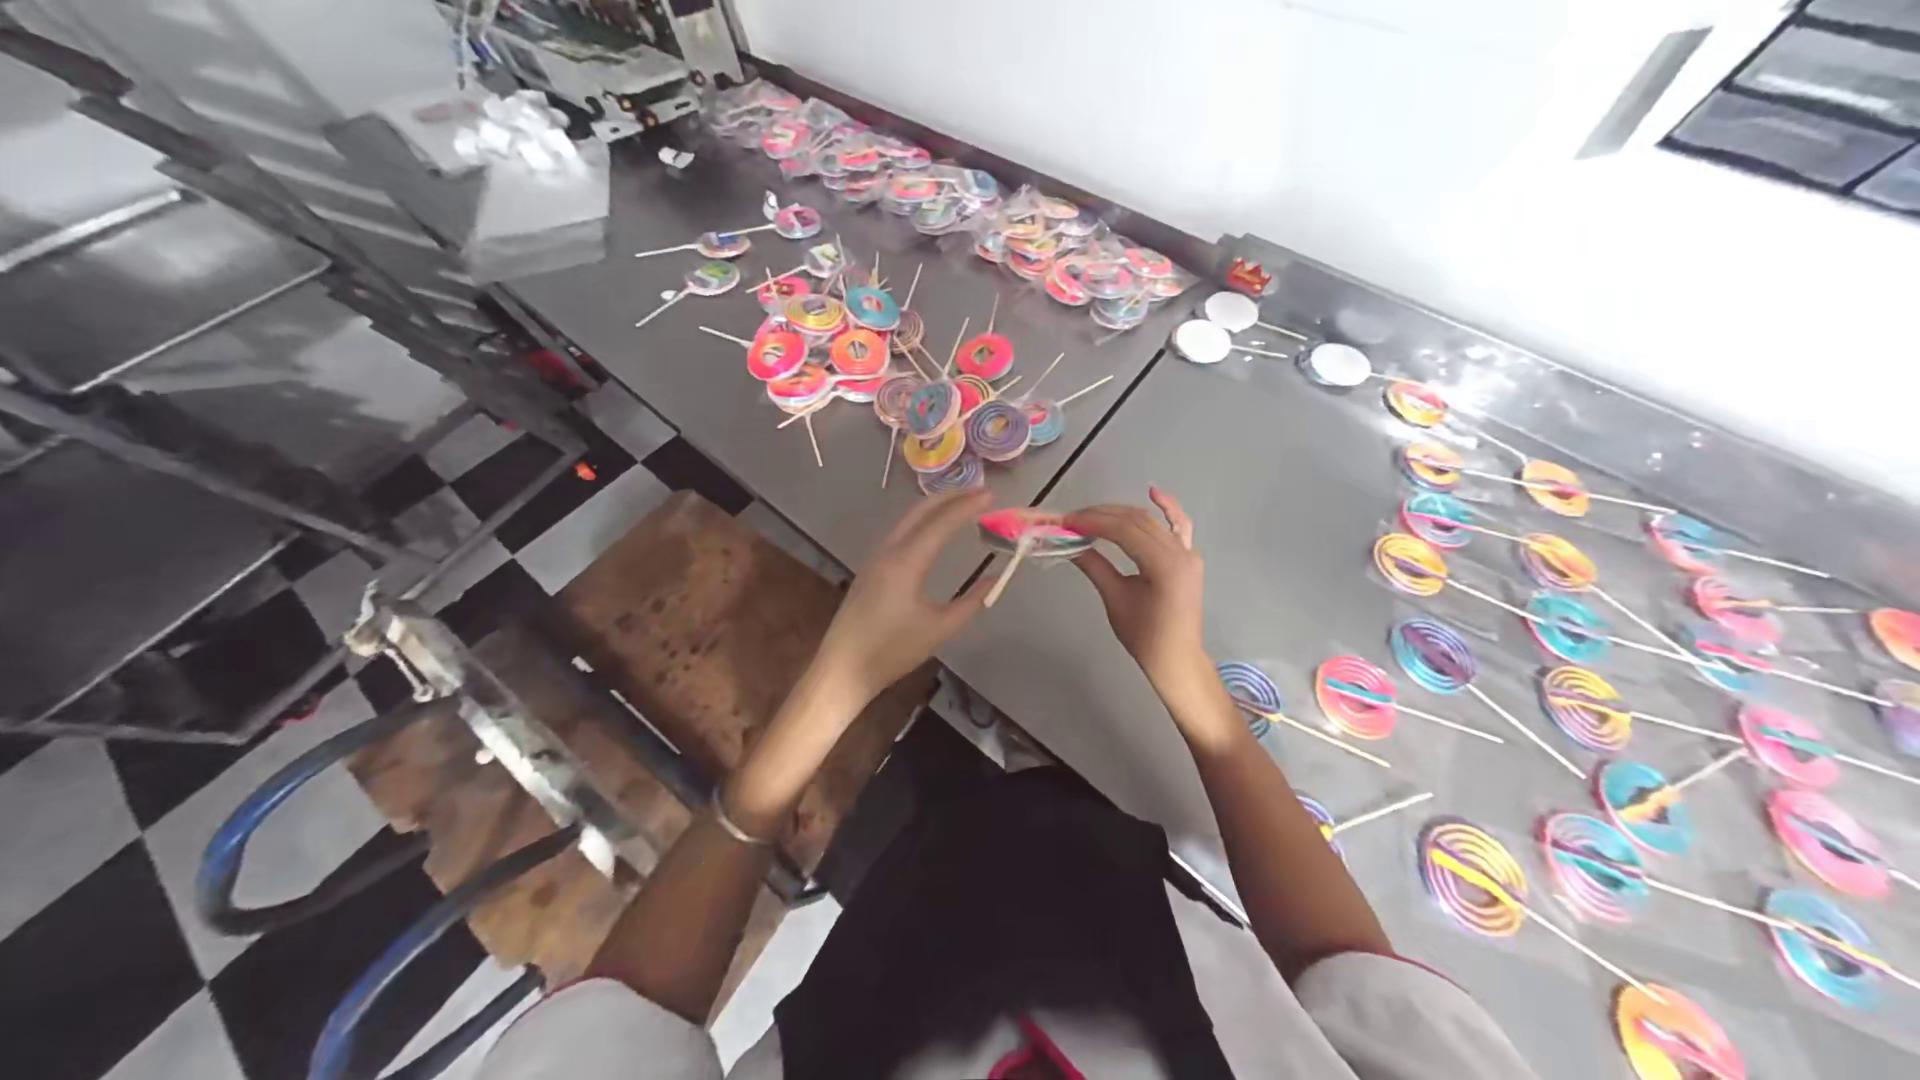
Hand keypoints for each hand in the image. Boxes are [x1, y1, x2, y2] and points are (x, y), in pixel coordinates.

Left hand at [813, 490, 992, 703]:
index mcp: (906, 562)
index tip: (992, 496)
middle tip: (981, 492)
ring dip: (936, 508)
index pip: (942, 523)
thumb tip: (996, 579)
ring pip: (908, 520)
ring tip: (962, 505)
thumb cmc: (893, 651)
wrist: (843, 669)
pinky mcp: (870, 568)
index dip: (968, 507)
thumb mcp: (940, 629)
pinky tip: (934, 529)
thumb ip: (972, 601)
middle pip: (921, 511)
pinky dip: (922, 522)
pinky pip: (900, 532)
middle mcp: (888, 551)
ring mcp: (875, 558)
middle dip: (952, 497)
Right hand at [1064, 488, 1212, 701]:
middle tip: (1072, 520)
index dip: (1093, 522)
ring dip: (1121, 514)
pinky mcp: (1188, 556)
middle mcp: (1180, 552)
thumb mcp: (1115, 599)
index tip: (1067, 522)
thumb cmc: (1144, 636)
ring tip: (1092, 514)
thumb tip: (1069, 544)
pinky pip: (1179, 526)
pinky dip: (1167, 508)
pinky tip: (1153, 492)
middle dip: (1102, 516)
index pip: (1124, 530)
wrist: (1176, 658)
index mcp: (1164, 565)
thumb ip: (1094, 565)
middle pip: (1137, 521)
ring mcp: (1188, 553)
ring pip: (1151, 522)